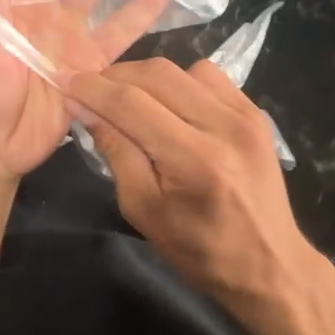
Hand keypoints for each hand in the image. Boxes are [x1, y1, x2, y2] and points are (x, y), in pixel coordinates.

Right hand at [66, 58, 320, 315]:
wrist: (271, 265)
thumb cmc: (200, 250)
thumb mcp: (143, 210)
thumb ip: (114, 152)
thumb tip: (83, 108)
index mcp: (194, 161)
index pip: (130, 104)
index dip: (91, 88)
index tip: (63, 81)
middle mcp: (223, 127)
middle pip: (154, 75)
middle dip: (113, 77)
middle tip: (90, 91)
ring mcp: (245, 115)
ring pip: (178, 69)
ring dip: (144, 78)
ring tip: (127, 99)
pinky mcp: (255, 112)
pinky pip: (205, 75)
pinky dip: (178, 81)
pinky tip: (169, 105)